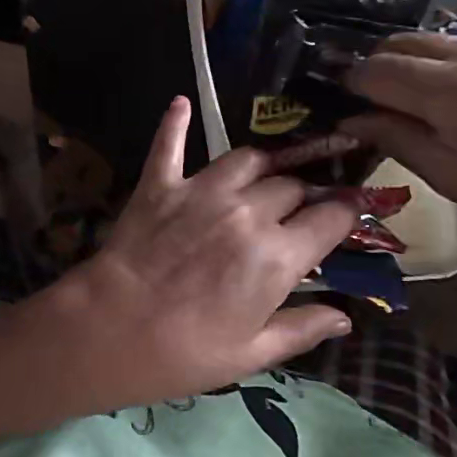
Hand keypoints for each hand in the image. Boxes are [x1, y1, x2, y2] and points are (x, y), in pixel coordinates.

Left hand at [52, 96, 357, 410]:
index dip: (346, 214)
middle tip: (297, 211)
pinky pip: (171, 143)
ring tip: (262, 178)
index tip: (348, 215)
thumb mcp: (251, 354)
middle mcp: (247, 212)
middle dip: (302, 196)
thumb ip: (301, 329)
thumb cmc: (184, 352)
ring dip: (261, 167)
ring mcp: (201, 192)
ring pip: (247, 159)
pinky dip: (177, 122)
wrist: (109, 331)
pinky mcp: (160, 185)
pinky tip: (181, 103)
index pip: (331, 218)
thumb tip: (344, 319)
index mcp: (278, 256)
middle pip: (291, 185)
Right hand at [339, 33, 456, 267]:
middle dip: (375, 64)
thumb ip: (394, 138)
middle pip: (402, 42)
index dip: (351, 82)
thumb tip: (350, 120)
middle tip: (367, 96)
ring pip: (435, 39)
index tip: (340, 98)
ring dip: (410, 61)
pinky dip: (445, 61)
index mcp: (454, 93)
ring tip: (410, 96)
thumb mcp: (447, 173)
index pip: (379, 69)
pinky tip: (454, 92)